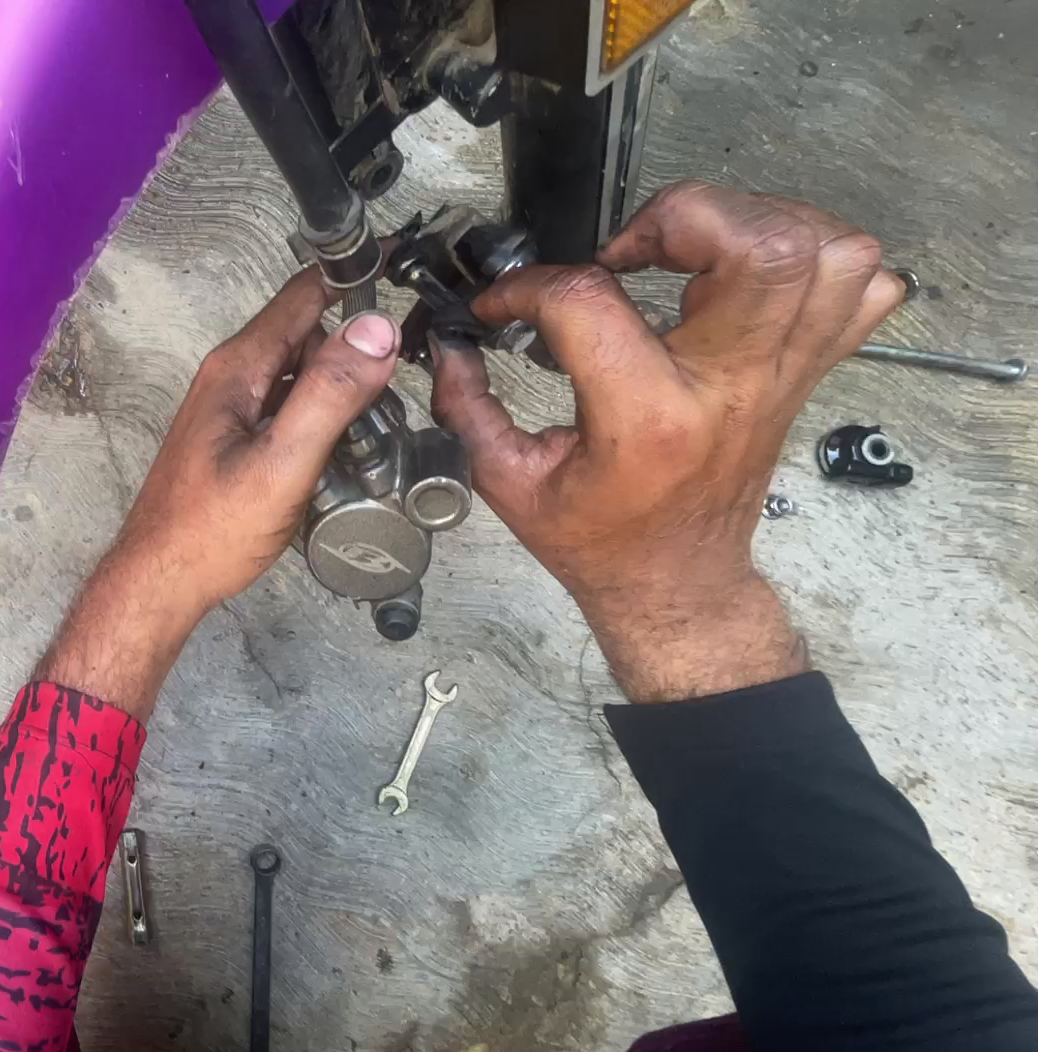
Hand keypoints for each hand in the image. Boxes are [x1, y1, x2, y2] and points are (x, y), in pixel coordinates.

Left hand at [38, 268, 400, 714]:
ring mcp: (230, 409)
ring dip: (341, 391)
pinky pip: (287, 409)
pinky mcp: (235, 440)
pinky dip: (320, 419)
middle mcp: (231, 378)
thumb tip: (376, 327)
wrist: (162, 579)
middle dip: (356, 351)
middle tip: (397, 392)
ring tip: (374, 431)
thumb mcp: (281, 462)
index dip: (358, 280)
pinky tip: (339, 453)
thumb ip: (328, 395)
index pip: (305, 295)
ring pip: (300, 376)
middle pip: (308, 336)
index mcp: (238, 368)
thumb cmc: (212, 531)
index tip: (411, 276)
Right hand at [430, 181, 905, 702]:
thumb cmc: (592, 538)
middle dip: (677, 219)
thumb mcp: (503, 479)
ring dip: (748, 225)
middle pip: (758, 246)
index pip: (588, 303)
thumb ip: (466, 405)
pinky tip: (742, 277)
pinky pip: (858, 283)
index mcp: (644, 417)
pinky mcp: (806, 374)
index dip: (525, 288)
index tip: (497, 306)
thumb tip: (447, 346)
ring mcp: (783, 376)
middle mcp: (728, 387)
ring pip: (827, 249)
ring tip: (682, 252)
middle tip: (620, 253)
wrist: (671, 578)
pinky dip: (810, 256)